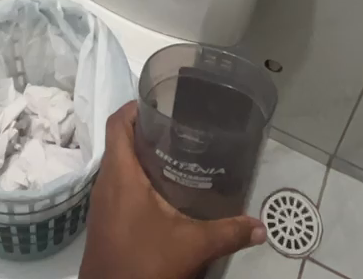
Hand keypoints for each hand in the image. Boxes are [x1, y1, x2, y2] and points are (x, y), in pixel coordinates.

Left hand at [78, 103, 264, 278]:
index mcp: (120, 174)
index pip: (117, 122)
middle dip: (147, 128)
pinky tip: (164, 188)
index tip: (162, 100)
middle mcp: (106, 182)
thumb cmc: (144, 265)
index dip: (135, 105)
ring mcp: (102, 202)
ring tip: (177, 151)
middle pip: (119, 139)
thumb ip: (227, 232)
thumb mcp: (190, 247)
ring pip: (118, 162)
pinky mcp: (104, 219)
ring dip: (141, 153)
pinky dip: (137, 176)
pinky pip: (118, 184)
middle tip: (180, 125)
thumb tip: (260, 226)